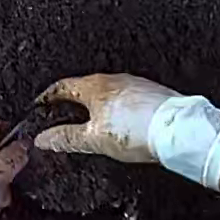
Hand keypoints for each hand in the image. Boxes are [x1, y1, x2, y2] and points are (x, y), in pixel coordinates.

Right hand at [32, 73, 182, 162]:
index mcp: (95, 86)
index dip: (48, 97)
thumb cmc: (137, 130)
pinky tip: (120, 121)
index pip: (62, 86)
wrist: (179, 129)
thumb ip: (66, 137)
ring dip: (96, 103)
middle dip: (72, 100)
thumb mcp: (94, 139)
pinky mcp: (150, 94)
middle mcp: (114, 80)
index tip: (40, 103)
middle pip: (85, 87)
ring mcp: (134, 84)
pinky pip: (125, 98)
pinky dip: (115, 107)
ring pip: (107, 91)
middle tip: (62, 112)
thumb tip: (42, 138)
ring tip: (90, 119)